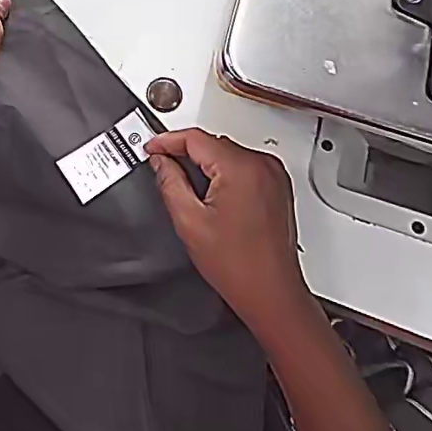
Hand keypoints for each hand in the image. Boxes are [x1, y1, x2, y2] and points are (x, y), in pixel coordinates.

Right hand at [145, 129, 312, 331]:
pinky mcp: (278, 185)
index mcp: (241, 168)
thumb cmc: (240, 266)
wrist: (271, 292)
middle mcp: (263, 165)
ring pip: (229, 153)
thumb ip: (170, 183)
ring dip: (207, 163)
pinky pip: (245, 166)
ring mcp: (274, 174)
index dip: (167, 140)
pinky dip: (226, 173)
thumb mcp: (190, 222)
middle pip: (214, 143)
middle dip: (186, 153)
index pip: (196, 138)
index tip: (153, 147)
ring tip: (189, 188)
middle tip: (163, 166)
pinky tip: (214, 196)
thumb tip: (161, 161)